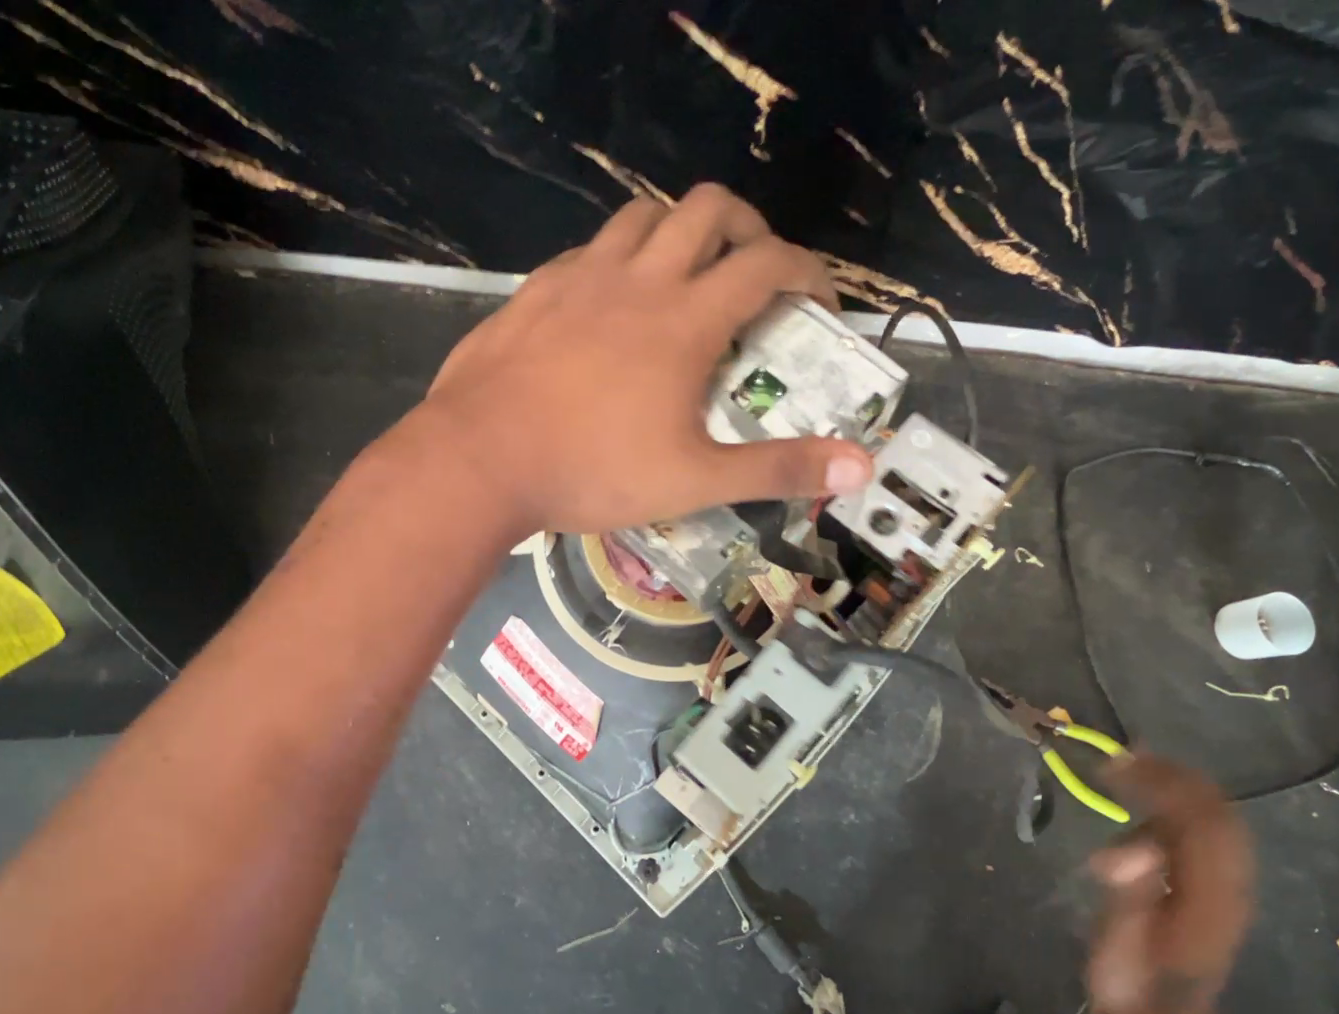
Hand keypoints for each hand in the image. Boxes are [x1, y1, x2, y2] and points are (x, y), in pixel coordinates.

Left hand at [416, 184, 875, 536]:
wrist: (476, 461)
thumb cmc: (591, 471)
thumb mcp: (695, 481)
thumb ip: (778, 469)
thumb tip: (862, 468)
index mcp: (685, 319)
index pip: (767, 263)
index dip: (807, 270)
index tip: (819, 300)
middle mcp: (638, 279)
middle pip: (707, 207)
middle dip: (746, 225)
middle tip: (754, 271)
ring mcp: (579, 276)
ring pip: (642, 214)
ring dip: (679, 230)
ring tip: (687, 275)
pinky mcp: (535, 289)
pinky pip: (590, 248)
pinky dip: (619, 257)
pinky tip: (613, 303)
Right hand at [1087, 757, 1253, 1013]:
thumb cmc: (1133, 983)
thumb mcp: (1121, 943)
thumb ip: (1130, 894)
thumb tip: (1132, 850)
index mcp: (1210, 896)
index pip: (1200, 822)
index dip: (1160, 784)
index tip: (1113, 766)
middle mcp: (1230, 885)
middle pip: (1216, 812)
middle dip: (1171, 776)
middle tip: (1124, 757)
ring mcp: (1229, 887)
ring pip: (1215, 819)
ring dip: (1174, 788)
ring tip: (1127, 772)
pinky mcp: (1218, 889)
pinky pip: (1209, 833)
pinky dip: (1180, 807)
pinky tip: (1146, 804)